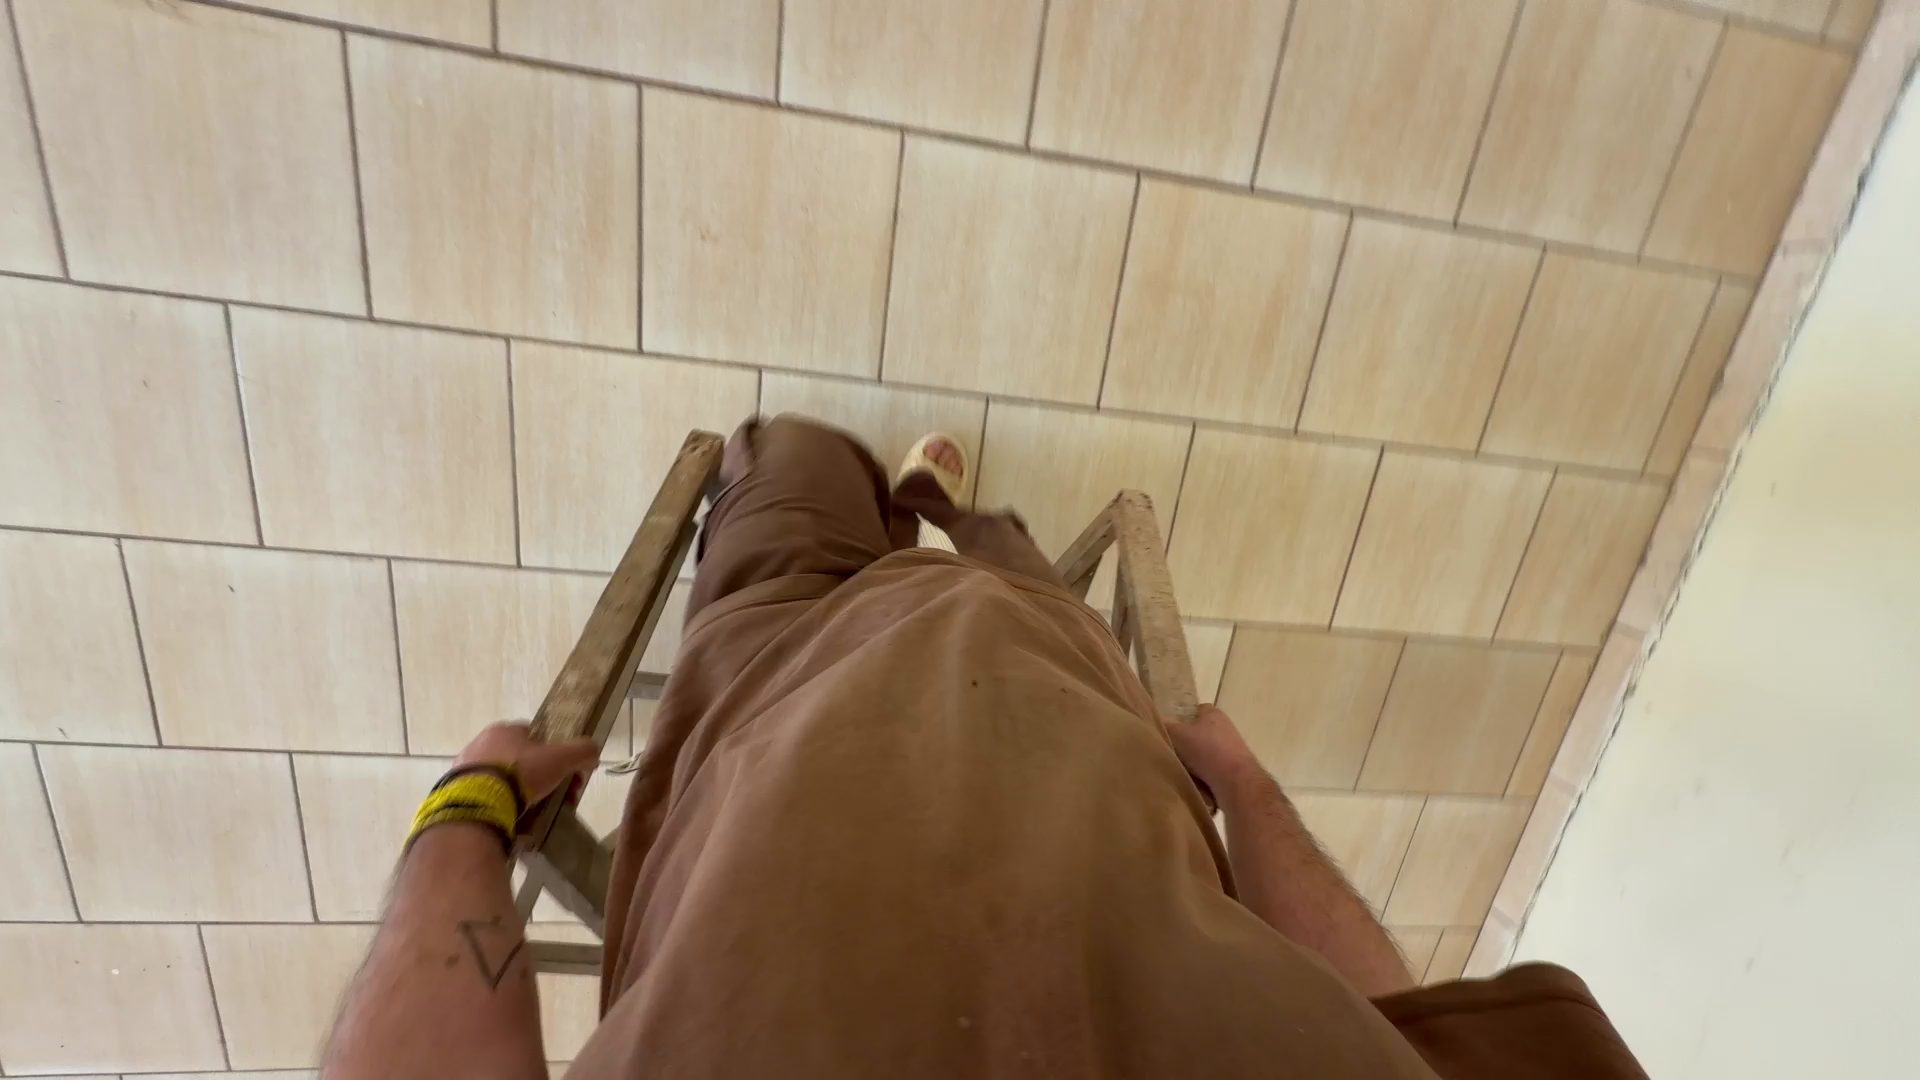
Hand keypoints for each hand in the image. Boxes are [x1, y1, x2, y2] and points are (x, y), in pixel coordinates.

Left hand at [456, 722, 599, 804]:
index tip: (564, 772)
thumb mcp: (562, 757)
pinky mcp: (452, 795)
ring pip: (503, 780)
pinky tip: (512, 820)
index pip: (535, 735)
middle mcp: (480, 744)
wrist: (476, 806)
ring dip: (521, 794)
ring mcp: (462, 770)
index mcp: (504, 730)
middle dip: (542, 778)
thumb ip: (583, 750)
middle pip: (521, 760)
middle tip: (555, 796)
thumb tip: (593, 754)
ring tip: (535, 813)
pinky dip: (500, 807)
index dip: (554, 753)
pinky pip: (486, 798)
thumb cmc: (521, 773)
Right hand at [1163, 705, 1269, 800]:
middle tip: (1172, 750)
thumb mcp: (1177, 734)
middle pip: (1201, 732)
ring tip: (1181, 769)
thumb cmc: (1206, 751)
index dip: (1183, 717)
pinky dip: (1205, 775)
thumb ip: (1164, 726)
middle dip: (1188, 741)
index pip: (1197, 709)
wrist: (1237, 783)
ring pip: (1208, 752)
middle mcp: (1227, 728)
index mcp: (1214, 714)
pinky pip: (1215, 770)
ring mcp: (1234, 750)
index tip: (1171, 728)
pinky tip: (1195, 782)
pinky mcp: (1238, 771)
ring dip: (1197, 761)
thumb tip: (1153, 722)